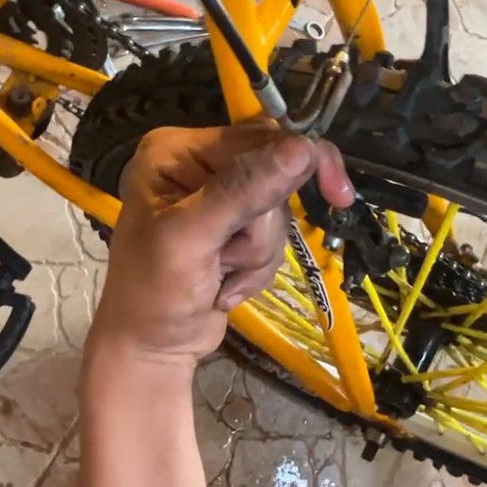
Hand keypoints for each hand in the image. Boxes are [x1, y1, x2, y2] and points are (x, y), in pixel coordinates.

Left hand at [89, 124, 353, 369]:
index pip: (259, 136)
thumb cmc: (153, 293)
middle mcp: (197, 165)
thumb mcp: (191, 238)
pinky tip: (224, 288)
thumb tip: (303, 148)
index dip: (301, 161)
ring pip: (277, 214)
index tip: (337, 195)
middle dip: (260, 230)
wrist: (149, 349)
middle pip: (275, 176)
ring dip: (256, 255)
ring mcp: (216, 200)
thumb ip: (243, 191)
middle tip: (226, 258)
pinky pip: (272, 240)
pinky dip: (256, 270)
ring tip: (220, 277)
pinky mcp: (232, 232)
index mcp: (178, 150)